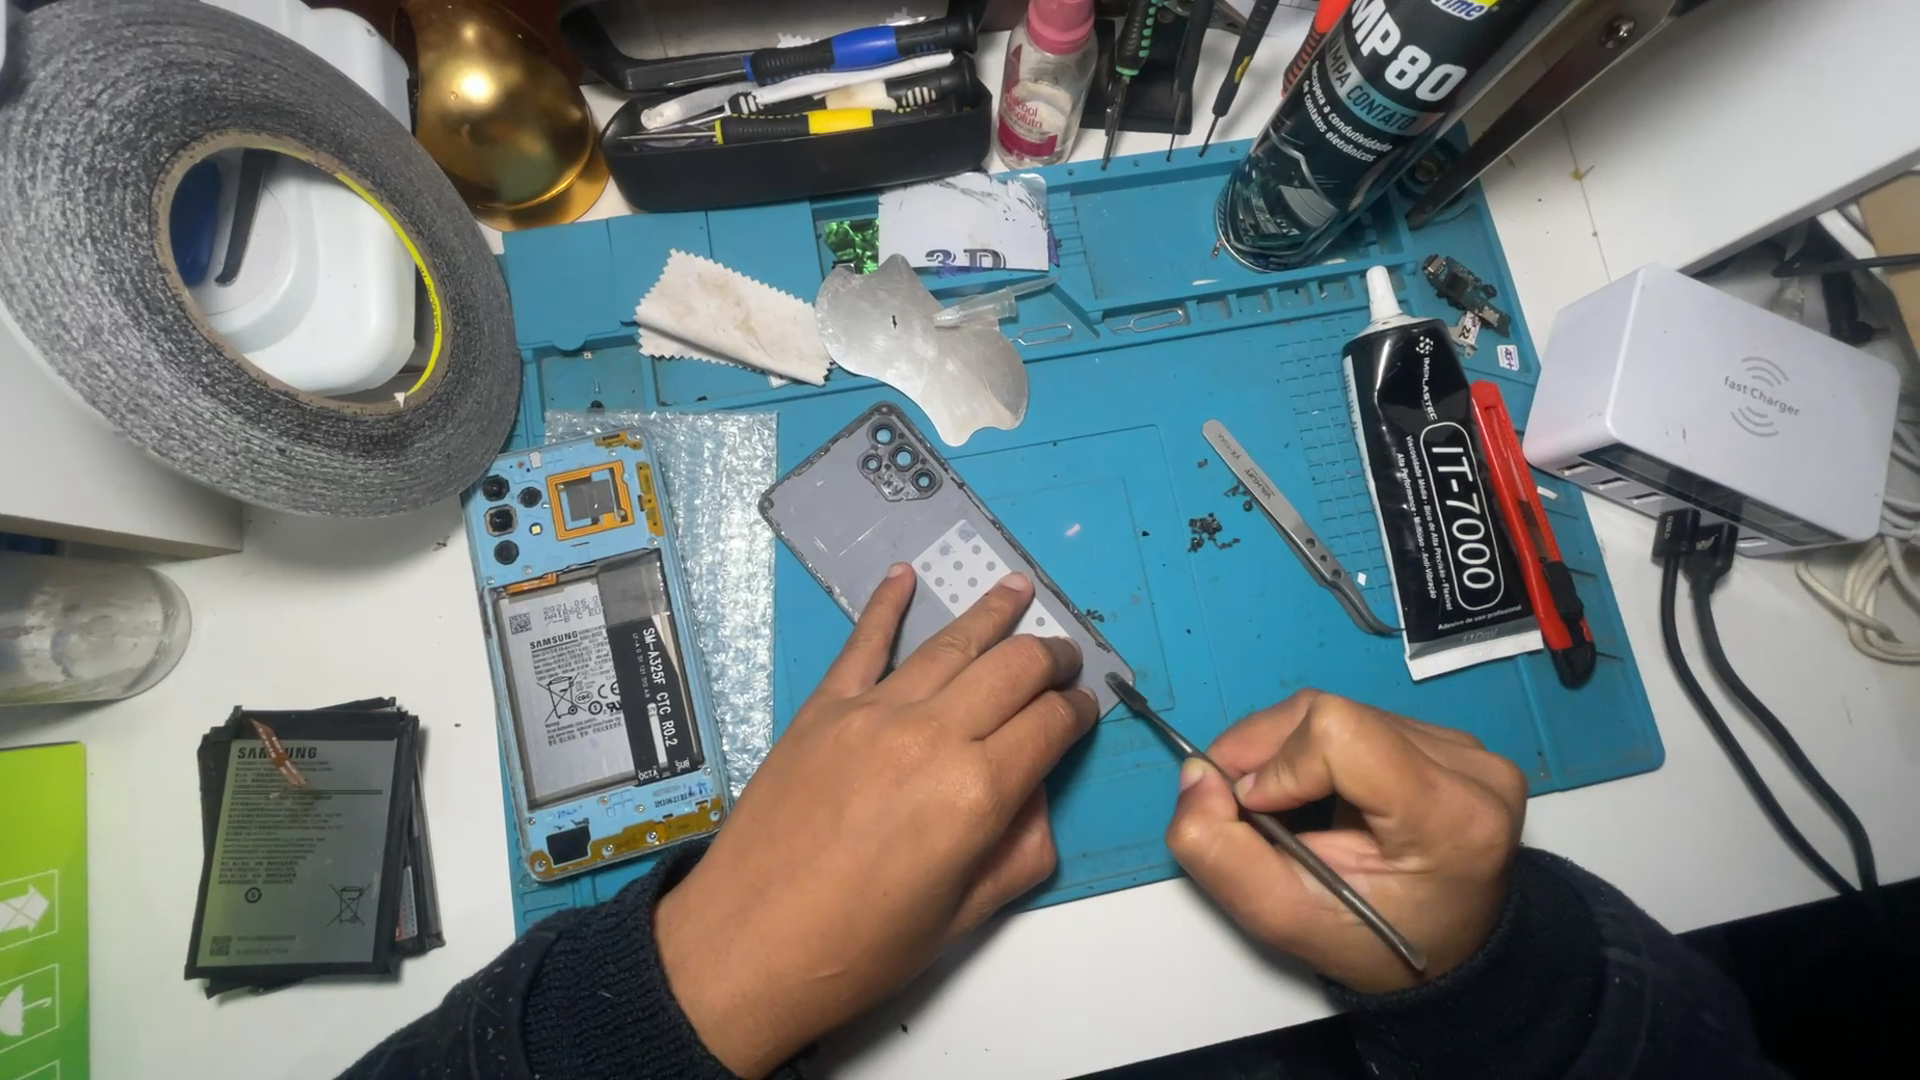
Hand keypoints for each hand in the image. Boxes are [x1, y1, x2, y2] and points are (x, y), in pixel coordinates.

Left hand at [655, 566, 1098, 1077]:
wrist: (745, 947)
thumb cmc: (861, 947)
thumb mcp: (965, 918)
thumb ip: (1022, 847)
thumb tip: (1034, 787)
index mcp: (977, 792)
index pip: (1052, 724)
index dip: (1080, 711)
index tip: (1084, 708)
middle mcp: (933, 734)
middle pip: (1013, 667)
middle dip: (1052, 656)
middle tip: (1065, 657)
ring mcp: (874, 710)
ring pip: (951, 643)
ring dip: (994, 612)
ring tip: (1019, 588)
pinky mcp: (825, 705)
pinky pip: (863, 642)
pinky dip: (886, 604)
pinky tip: (905, 575)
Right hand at [1166, 691, 1526, 993]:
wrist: (1443, 950)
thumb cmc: (1371, 941)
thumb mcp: (1280, 916)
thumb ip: (1217, 850)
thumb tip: (1196, 774)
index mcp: (1445, 815)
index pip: (1337, 732)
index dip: (1276, 763)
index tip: (1257, 811)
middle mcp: (1464, 766)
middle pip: (1322, 712)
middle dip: (1262, 752)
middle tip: (1252, 805)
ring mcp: (1458, 746)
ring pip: (1328, 708)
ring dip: (1281, 748)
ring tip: (1285, 800)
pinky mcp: (1443, 737)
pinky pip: (1349, 715)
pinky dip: (1308, 745)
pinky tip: (1317, 787)